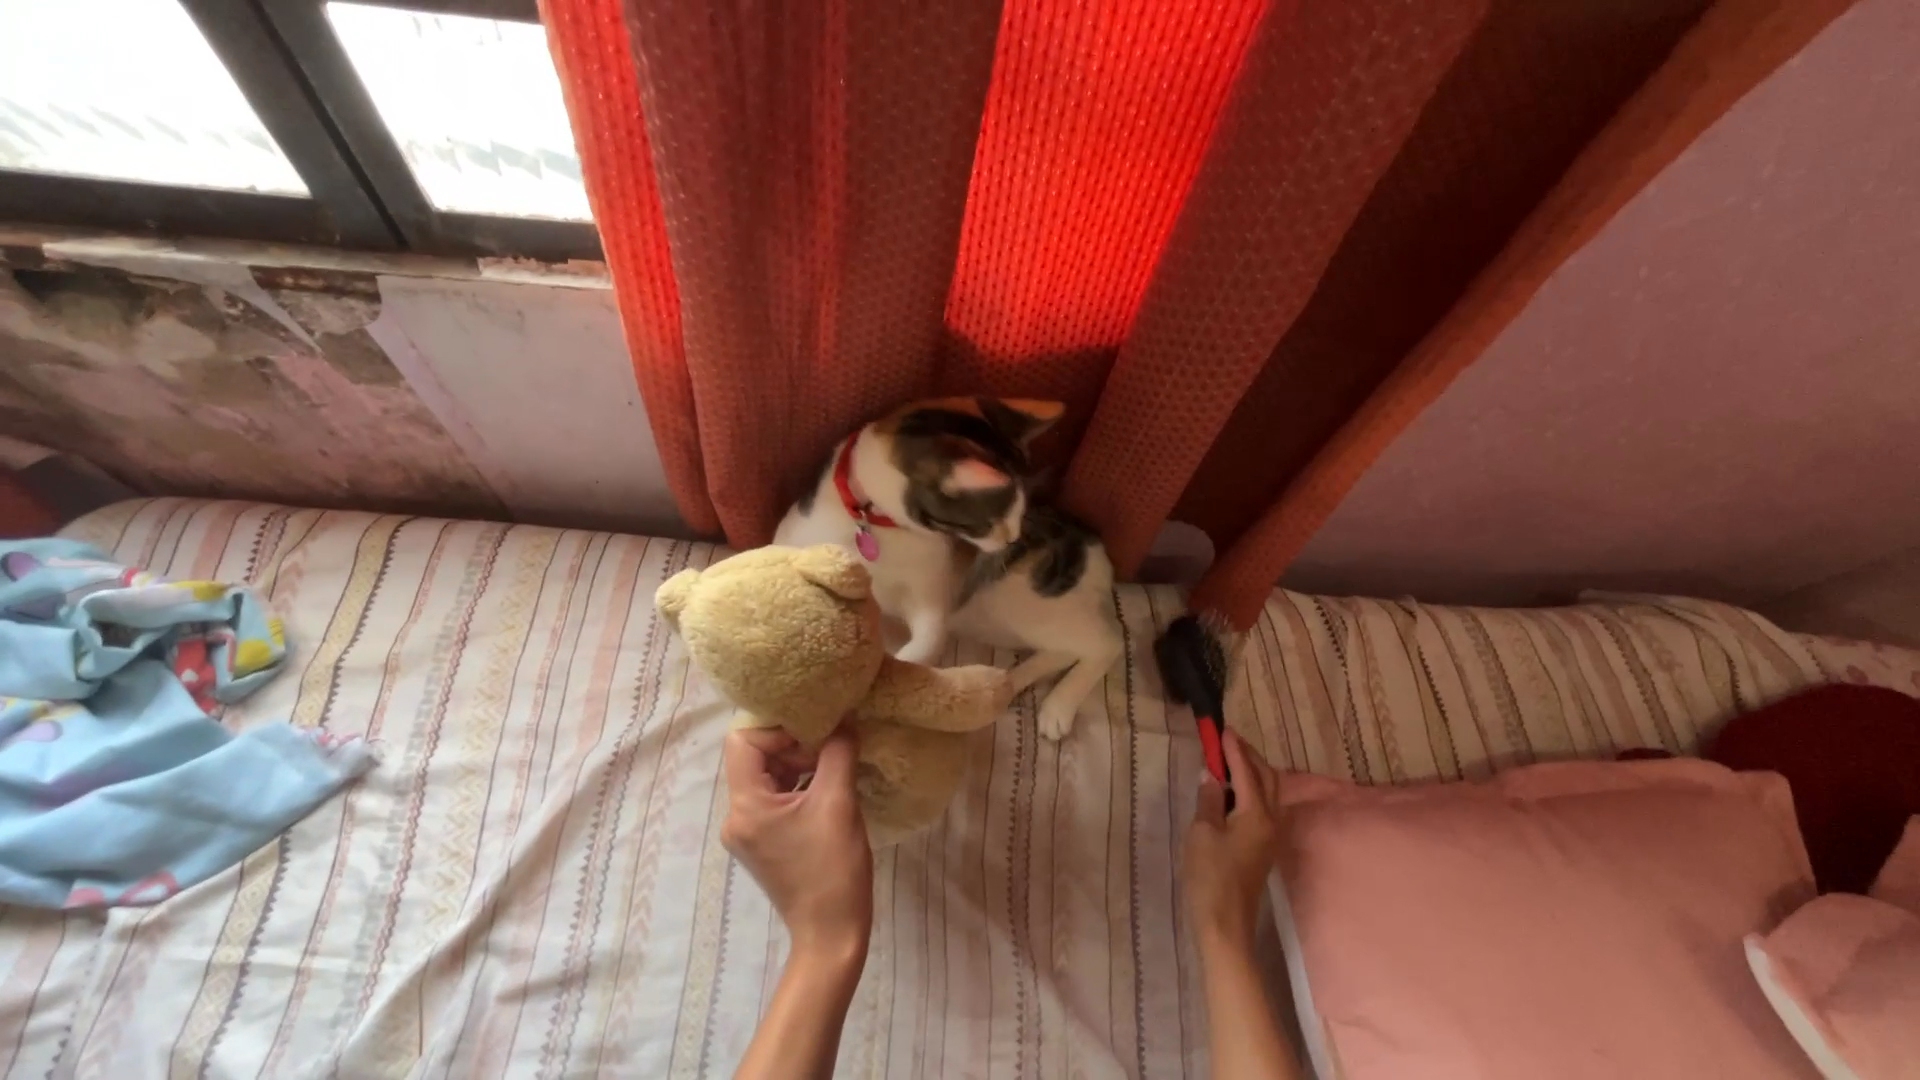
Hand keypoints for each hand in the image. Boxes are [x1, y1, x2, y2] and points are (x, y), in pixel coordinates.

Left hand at [720, 727, 873, 962]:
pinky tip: (829, 788)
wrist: (832, 932)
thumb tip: (844, 720)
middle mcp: (736, 817)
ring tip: (834, 768)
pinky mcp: (765, 841)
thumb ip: (837, 752)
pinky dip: (800, 784)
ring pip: (767, 776)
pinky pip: (776, 796)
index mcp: (745, 806)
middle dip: (794, 745)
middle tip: (831, 750)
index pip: (744, 741)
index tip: (816, 733)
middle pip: (755, 757)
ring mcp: (749, 831)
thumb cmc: (832, 867)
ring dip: (799, 764)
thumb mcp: (839, 802)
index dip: (779, 728)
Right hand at [1182, 729, 1284, 950]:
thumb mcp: (1202, 833)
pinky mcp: (1263, 847)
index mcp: (1257, 814)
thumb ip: (1209, 800)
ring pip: (1268, 792)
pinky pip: (1263, 807)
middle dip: (1249, 756)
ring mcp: (1271, 836)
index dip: (1233, 749)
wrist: (1225, 923)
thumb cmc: (1210, 876)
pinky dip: (1251, 790)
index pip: (1246, 771)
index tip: (1222, 730)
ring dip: (1252, 772)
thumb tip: (1211, 776)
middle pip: (1267, 778)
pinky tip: (1233, 791)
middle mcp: (1271, 821)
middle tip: (1226, 741)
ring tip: (1229, 761)